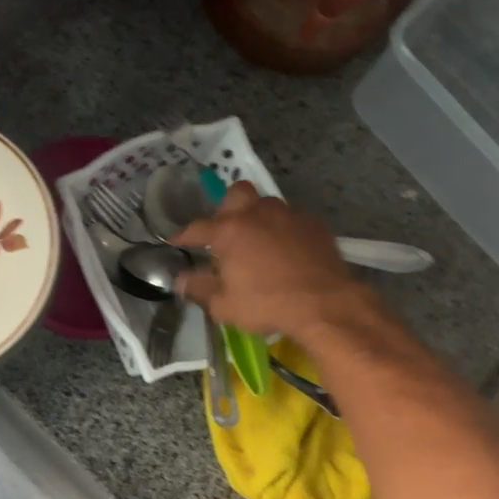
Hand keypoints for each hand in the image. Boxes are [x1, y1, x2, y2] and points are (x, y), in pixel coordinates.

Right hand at [172, 182, 380, 342]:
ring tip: (256, 242)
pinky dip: (281, 230)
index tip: (175, 241)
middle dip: (226, 209)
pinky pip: (290, 218)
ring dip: (256, 218)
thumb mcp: (223, 305)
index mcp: (229, 231)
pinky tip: (283, 250)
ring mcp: (288, 215)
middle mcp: (257, 214)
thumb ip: (199, 288)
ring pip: (266, 204)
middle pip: (236, 194)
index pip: (197, 228)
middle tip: (224, 232)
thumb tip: (181, 280)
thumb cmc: (266, 305)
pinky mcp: (313, 223)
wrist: (323, 303)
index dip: (183, 235)